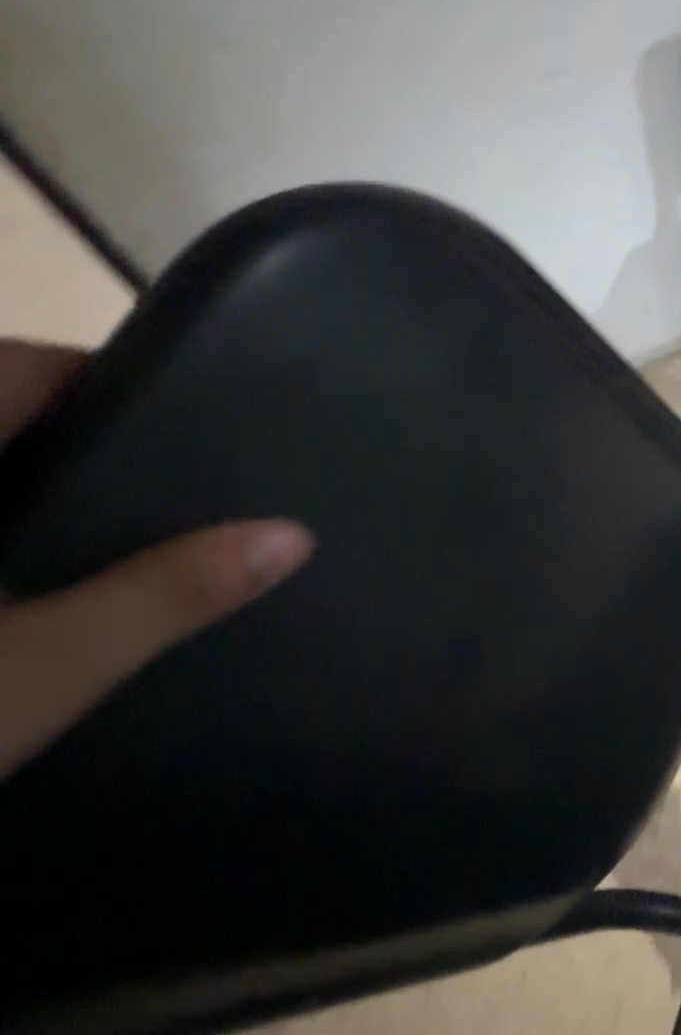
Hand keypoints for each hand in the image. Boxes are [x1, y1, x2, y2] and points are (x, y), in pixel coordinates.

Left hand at [0, 340, 312, 780]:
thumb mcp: (35, 667)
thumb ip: (168, 592)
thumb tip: (291, 536)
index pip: (25, 373)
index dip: (120, 388)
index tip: (211, 426)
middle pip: (12, 428)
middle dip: (103, 458)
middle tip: (201, 496)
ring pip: (1, 493)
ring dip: (60, 507)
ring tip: (157, 540)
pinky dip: (26, 551)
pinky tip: (74, 586)